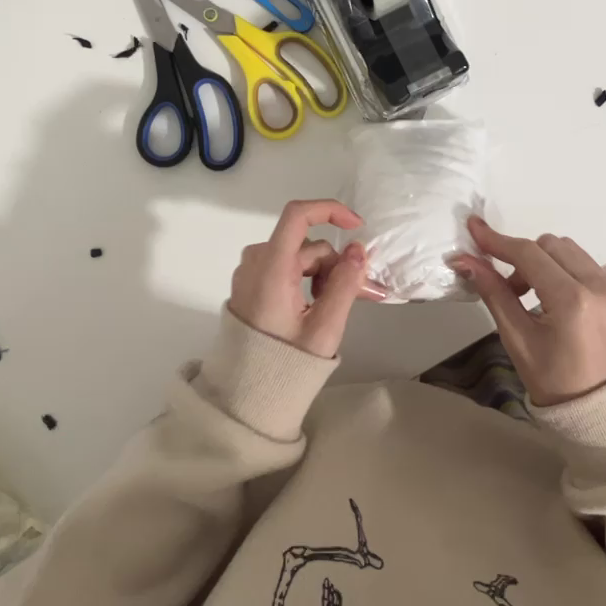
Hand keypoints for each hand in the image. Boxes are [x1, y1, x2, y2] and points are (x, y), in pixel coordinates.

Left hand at [227, 199, 378, 357]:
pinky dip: (306, 280)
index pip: (298, 215)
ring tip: (335, 309)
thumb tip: (358, 250)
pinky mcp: (249, 284)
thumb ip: (345, 284)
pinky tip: (317, 307)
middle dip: (336, 264)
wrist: (244, 394)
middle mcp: (255, 261)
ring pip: (299, 257)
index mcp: (271, 267)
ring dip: (323, 275)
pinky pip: (285, 269)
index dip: (330, 211)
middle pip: (307, 245)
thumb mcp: (324, 328)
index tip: (358, 227)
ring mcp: (249, 272)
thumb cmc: (285, 362)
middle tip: (361, 296)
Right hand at [448, 216, 605, 406]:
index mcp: (572, 300)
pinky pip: (582, 263)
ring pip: (567, 249)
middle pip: (549, 245)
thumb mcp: (517, 337)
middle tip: (509, 289)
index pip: (529, 255)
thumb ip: (493, 292)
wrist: (597, 409)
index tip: (473, 228)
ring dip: (541, 261)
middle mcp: (597, 285)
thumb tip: (465, 261)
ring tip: (530, 294)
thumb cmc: (552, 380)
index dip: (498, 241)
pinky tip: (550, 297)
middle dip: (522, 257)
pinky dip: (560, 269)